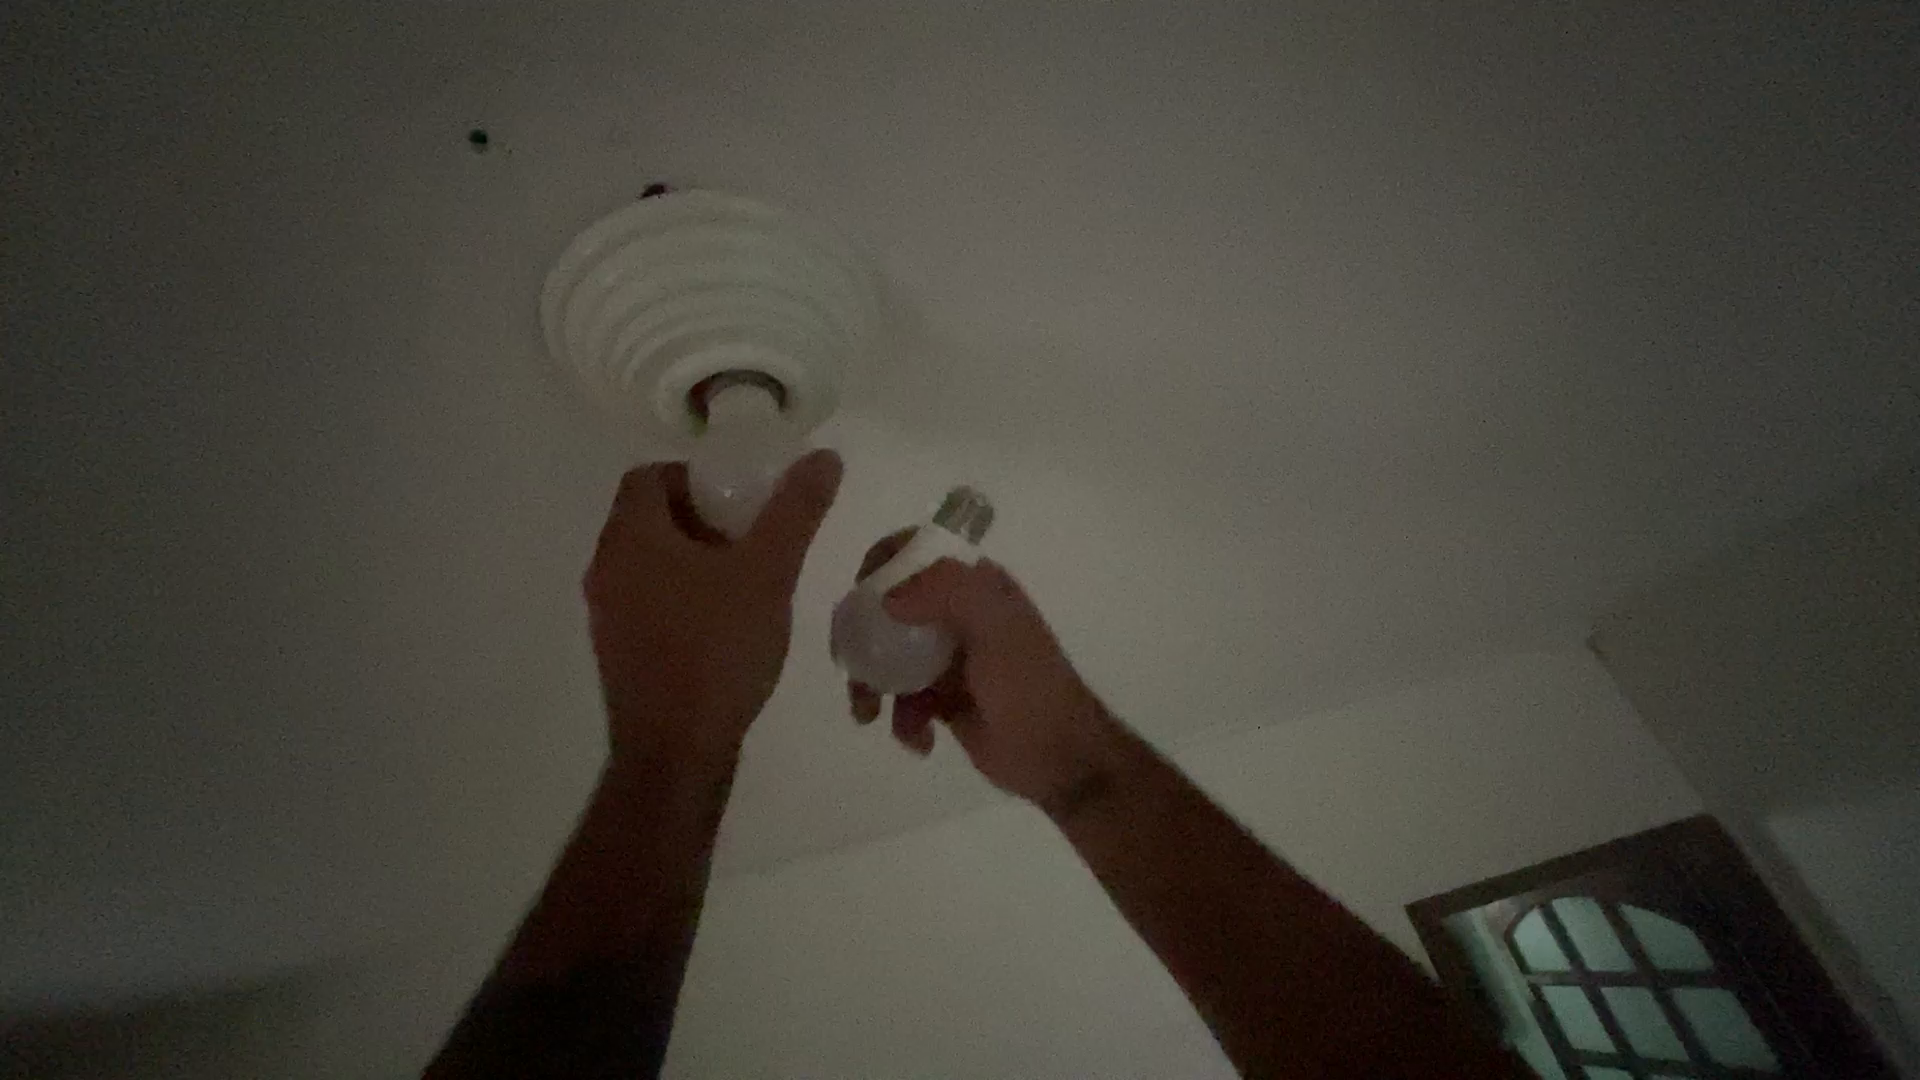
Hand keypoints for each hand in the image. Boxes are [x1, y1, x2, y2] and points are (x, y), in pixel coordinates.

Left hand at [587, 450, 841, 763]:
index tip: (741, 499)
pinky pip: (650, 599)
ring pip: (652, 561)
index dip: (697, 476)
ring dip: (696, 557)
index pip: (649, 476)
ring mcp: (607, 614)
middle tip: (755, 535)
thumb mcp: (769, 572)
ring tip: (749, 578)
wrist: (679, 749)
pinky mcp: (619, 650)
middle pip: (651, 517)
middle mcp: (606, 569)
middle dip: (705, 518)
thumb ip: (796, 510)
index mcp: (630, 538)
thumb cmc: (719, 649)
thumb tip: (824, 456)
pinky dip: (684, 593)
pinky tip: (726, 622)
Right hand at [843, 531, 1118, 809]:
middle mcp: (956, 613)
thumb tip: (887, 600)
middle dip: (861, 637)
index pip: (914, 552)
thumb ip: (947, 593)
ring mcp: (947, 657)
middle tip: (848, 665)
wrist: (1058, 757)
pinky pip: (901, 699)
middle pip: (886, 607)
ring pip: (886, 656)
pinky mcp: (941, 698)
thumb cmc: (1028, 685)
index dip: (879, 565)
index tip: (858, 598)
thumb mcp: (996, 626)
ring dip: (870, 685)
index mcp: (973, 584)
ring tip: (867, 714)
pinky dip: (901, 720)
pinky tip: (918, 739)